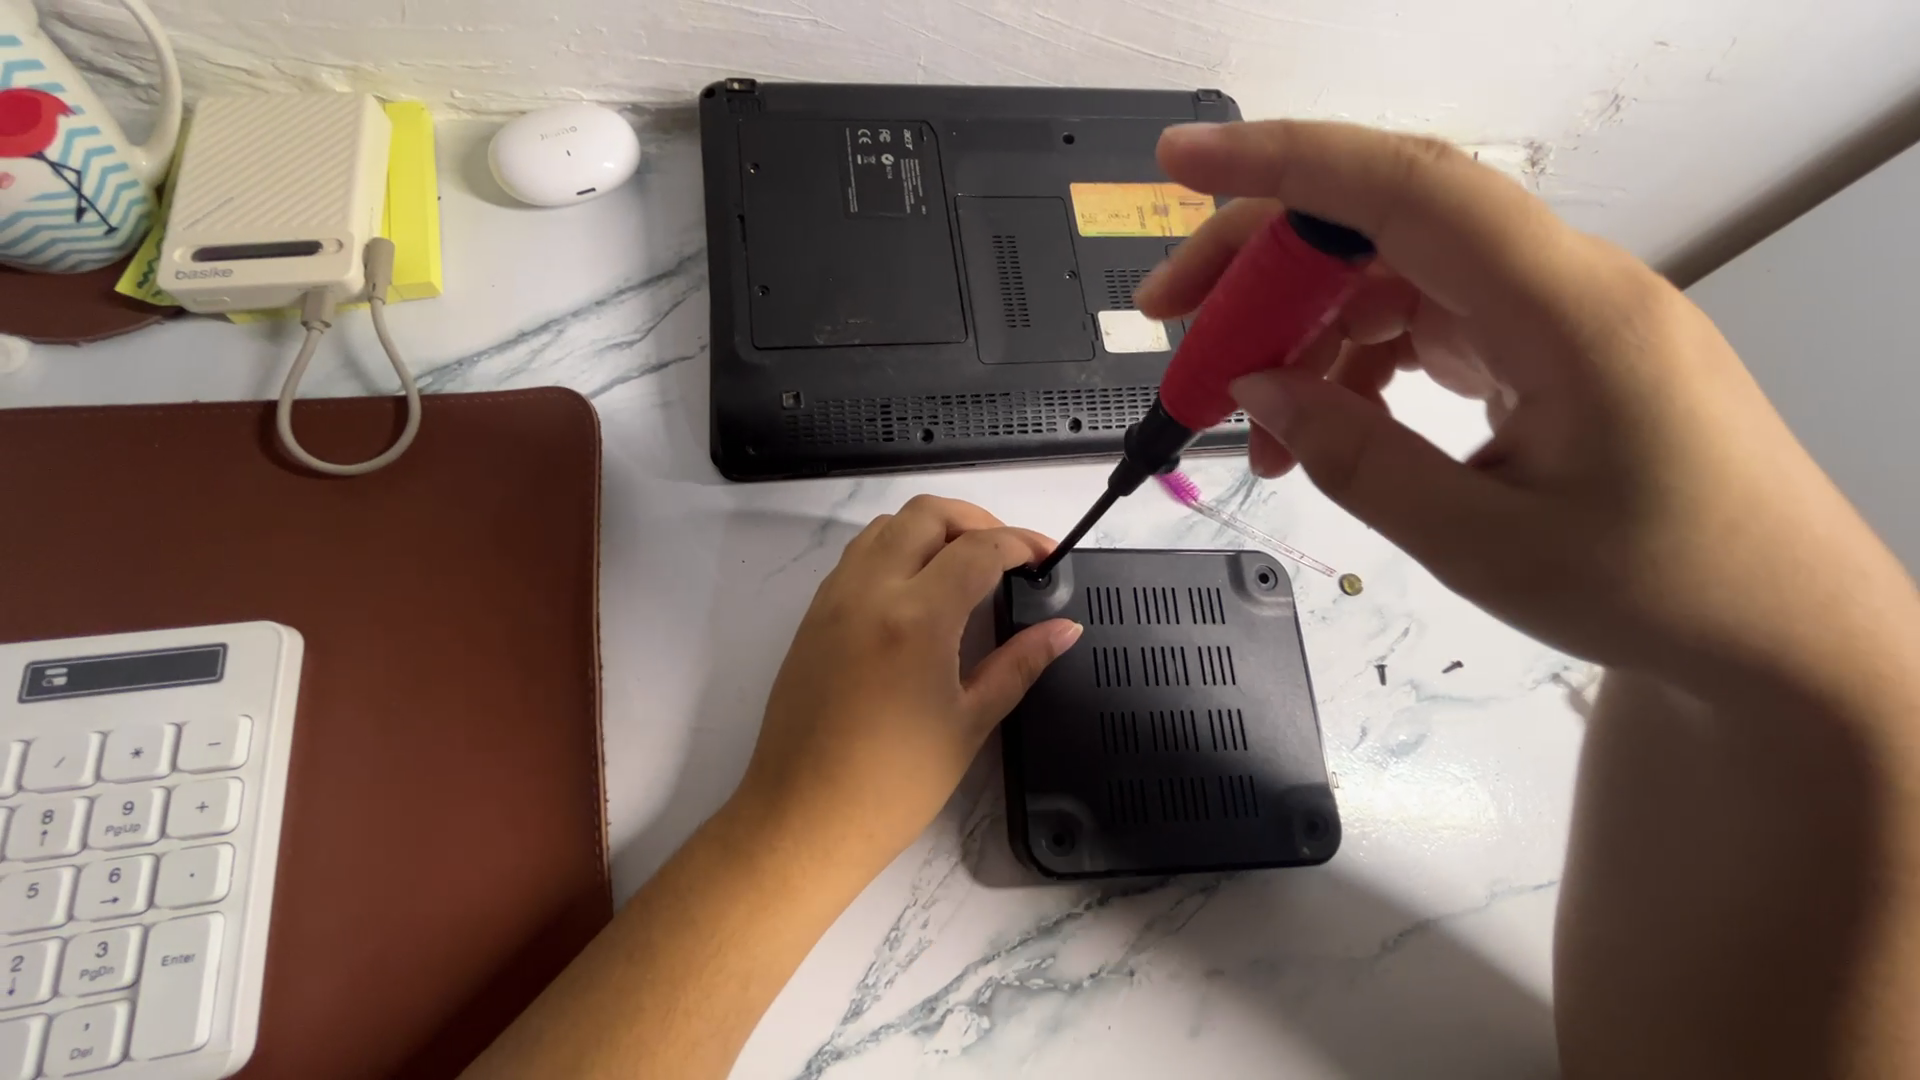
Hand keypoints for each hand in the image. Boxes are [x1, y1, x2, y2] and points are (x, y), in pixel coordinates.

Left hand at [733, 495, 1081, 866]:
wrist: (803, 818)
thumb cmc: (896, 783)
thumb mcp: (970, 722)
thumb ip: (1020, 663)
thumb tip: (1064, 629)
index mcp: (917, 617)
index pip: (979, 549)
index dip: (1022, 543)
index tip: (1048, 557)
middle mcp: (870, 590)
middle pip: (927, 514)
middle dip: (976, 520)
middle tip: (1007, 555)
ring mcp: (834, 598)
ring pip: (885, 525)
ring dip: (931, 528)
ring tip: (964, 565)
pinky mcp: (813, 614)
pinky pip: (857, 555)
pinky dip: (894, 549)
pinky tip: (917, 590)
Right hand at [1137, 121, 1919, 697]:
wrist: (1779, 634)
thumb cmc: (1655, 589)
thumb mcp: (1478, 542)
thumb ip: (1355, 458)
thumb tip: (1258, 390)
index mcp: (1564, 309)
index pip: (1405, 189)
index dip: (1283, 163)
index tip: (1180, 160)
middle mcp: (1553, 285)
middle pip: (1376, 226)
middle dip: (1258, 264)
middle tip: (1171, 322)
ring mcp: (1540, 314)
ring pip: (1381, 283)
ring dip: (1294, 339)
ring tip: (1238, 423)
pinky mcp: (1529, 349)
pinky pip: (1410, 331)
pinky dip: (1341, 371)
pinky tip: (1305, 430)